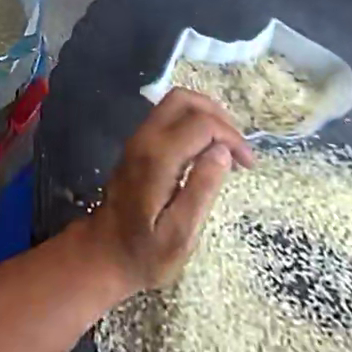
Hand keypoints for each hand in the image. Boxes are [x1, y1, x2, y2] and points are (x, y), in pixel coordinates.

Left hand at [81, 89, 252, 293]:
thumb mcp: (180, 234)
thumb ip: (201, 189)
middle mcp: (145, 138)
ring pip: (174, 103)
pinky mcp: (138, 144)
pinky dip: (193, 123)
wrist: (103, 253)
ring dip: (206, 116)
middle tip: (239, 148)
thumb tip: (223, 151)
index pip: (201, 123)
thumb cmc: (145, 253)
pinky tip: (207, 151)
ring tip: (228, 148)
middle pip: (183, 99)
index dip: (231, 136)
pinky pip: (168, 117)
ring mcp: (138, 138)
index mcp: (157, 158)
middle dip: (218, 116)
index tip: (248, 164)